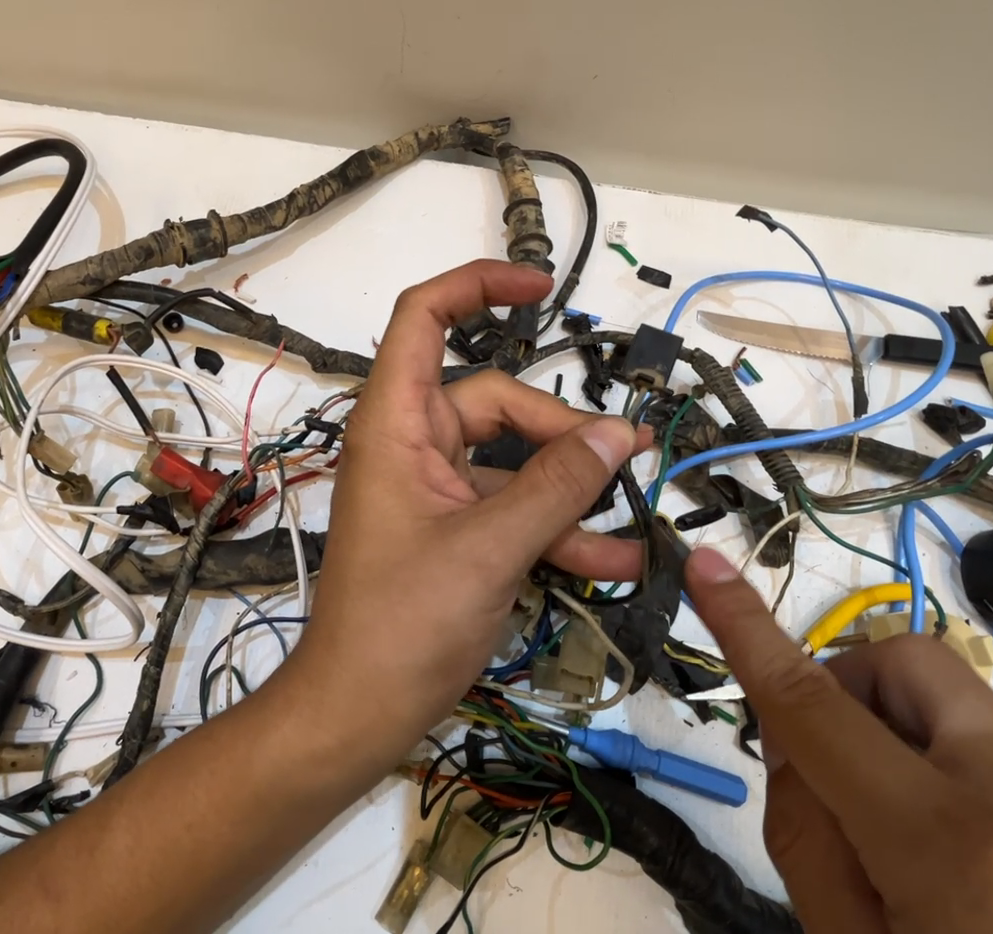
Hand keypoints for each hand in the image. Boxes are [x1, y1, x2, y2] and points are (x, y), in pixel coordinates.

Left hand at [279, 260, 650, 760]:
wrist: (360, 707)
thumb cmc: (405, 620)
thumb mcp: (491, 546)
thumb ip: (557, 486)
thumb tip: (620, 434)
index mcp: (395, 423)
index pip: (422, 319)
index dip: (476, 286)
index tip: (541, 286)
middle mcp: (411, 443)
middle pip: (496, 400)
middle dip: (560, 434)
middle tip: (623, 466)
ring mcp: (431, 488)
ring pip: (511, 461)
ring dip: (569, 492)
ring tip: (631, 525)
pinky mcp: (449, 529)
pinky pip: (508, 509)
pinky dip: (553, 530)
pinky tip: (612, 564)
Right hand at [682, 547, 992, 932]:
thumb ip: (807, 839)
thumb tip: (800, 745)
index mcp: (955, 854)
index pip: (815, 707)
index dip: (748, 630)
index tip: (708, 567)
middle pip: (913, 667)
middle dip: (853, 687)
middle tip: (838, 764)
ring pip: (976, 733)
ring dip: (927, 766)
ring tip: (943, 871)